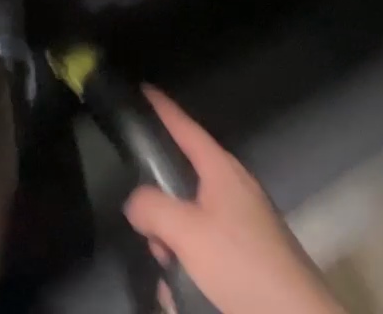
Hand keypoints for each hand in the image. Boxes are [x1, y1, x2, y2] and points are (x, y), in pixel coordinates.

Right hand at [124, 90, 344, 313]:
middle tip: (149, 235)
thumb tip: (137, 202)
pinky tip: (184, 295)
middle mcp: (233, 190)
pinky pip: (203, 250)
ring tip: (171, 276)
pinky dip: (189, 268)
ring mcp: (242, 223)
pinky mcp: (246, 254)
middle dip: (159, 208)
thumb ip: (153, 208)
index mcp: (222, 172)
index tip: (143, 89)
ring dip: (172, 246)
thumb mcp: (187, 232)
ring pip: (188, 222)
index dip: (163, 108)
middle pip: (181, 181)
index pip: (186, 128)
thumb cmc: (242, 264)